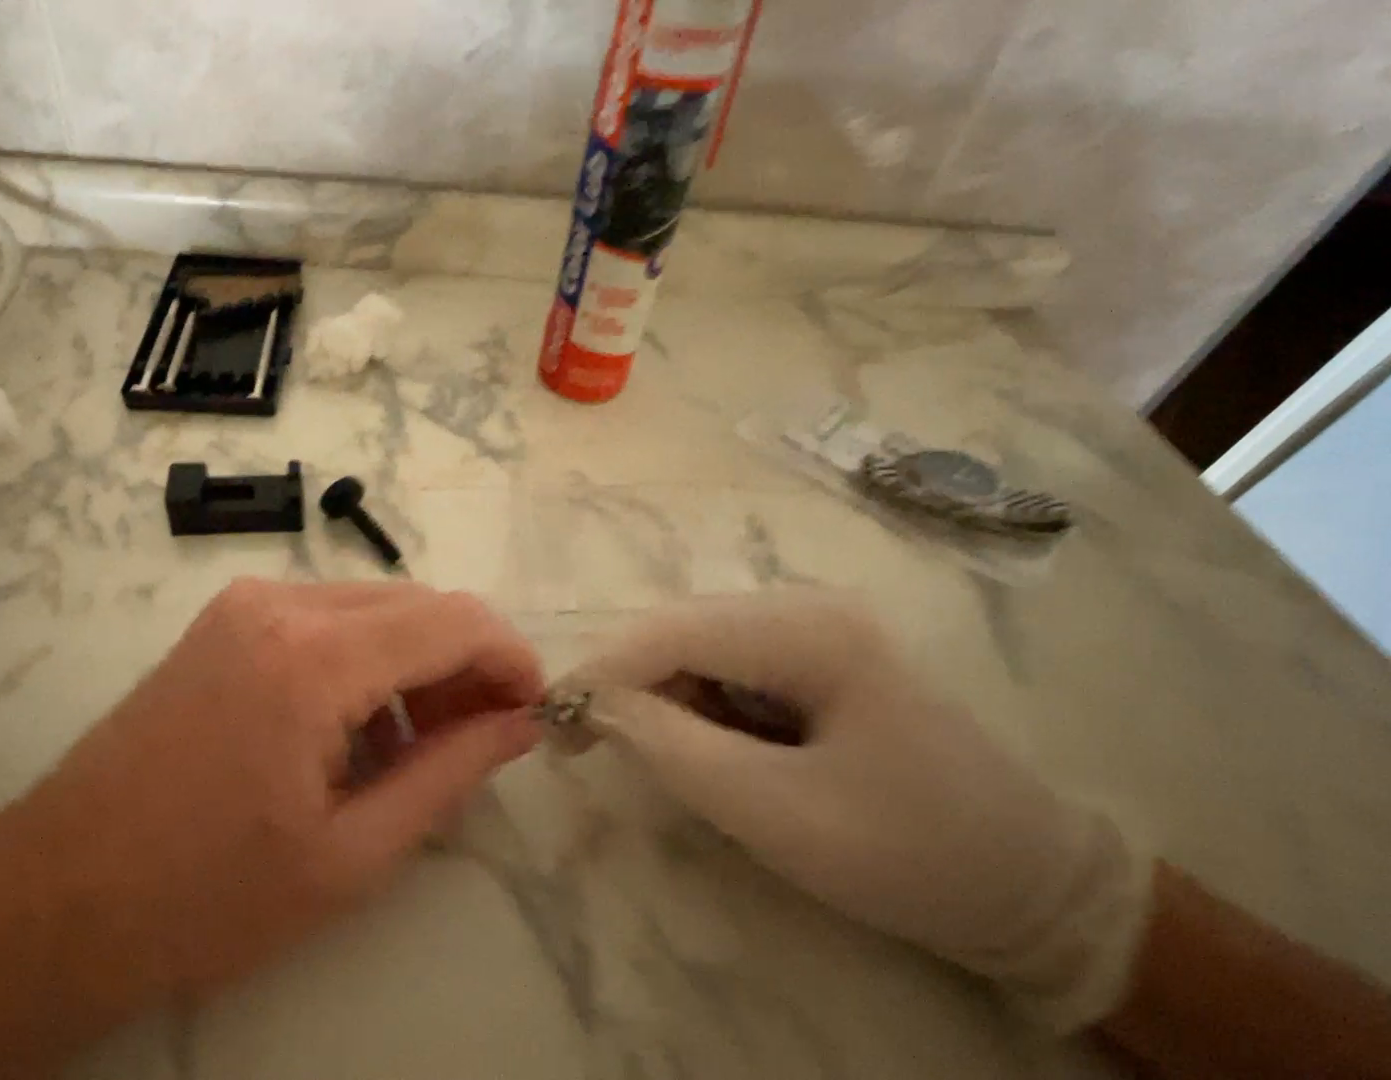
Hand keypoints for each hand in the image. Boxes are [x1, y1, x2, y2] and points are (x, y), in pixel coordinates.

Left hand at [0, 578, 544, 1029]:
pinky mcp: (222, 622)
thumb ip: (450, 773)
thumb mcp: (352, 854)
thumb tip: (520, 724)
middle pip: (418, 604)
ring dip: (417, 662)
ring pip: (374, 607)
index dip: (510, 660)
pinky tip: (359, 729)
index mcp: (315, 659)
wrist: (58, 896)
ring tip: (422, 745)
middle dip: (467, 664)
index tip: (532, 713)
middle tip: (481, 740)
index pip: (454, 621)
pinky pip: (326, 619)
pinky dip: (366, 660)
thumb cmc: (208, 894)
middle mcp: (280, 604)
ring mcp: (243, 605)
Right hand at [560, 588, 1152, 1029]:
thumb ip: (675, 751)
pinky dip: (704, 711)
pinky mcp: (823, 664)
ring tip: (672, 765)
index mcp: (811, 632)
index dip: (602, 672)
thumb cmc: (909, 852)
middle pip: (683, 633)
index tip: (551, 725)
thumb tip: (597, 708)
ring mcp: (820, 633)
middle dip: (631, 687)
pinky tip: (719, 755)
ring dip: (668, 702)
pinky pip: (734, 673)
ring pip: (703, 653)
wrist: (1032, 888)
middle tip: (588, 749)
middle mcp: (811, 611)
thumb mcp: (777, 812)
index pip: (672, 631)